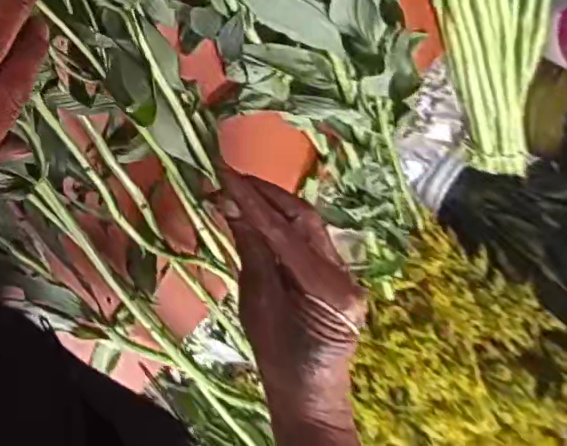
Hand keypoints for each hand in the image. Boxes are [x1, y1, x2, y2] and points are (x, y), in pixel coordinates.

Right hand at [219, 169, 365, 445]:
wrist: (308, 394)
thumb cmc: (278, 354)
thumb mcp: (257, 299)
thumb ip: (250, 247)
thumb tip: (229, 202)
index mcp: (329, 287)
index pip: (282, 229)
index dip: (249, 198)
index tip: (221, 173)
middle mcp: (345, 276)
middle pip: (303, 217)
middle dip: (264, 192)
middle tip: (227, 176)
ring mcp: (344, 275)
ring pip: (306, 223)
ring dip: (270, 202)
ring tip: (235, 188)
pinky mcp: (334, 276)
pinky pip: (305, 237)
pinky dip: (277, 219)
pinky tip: (253, 212)